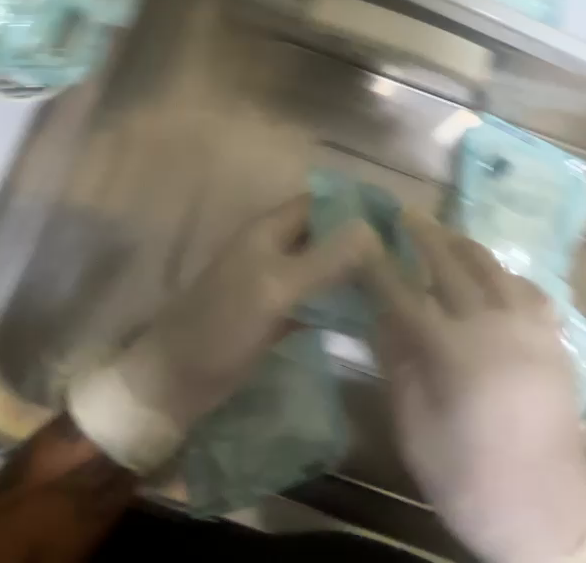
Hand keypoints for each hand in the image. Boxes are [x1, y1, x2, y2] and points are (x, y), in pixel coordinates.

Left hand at [67, 194, 379, 471]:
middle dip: (363, 241)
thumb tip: (374, 230)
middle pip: (325, 233)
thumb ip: (324, 260)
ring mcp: (274, 283)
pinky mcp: (276, 315)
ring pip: (323, 267)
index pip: (322, 202)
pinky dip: (340, 302)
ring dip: (355, 272)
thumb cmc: (222, 327)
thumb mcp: (276, 289)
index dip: (358, 205)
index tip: (403, 220)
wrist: (175, 383)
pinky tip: (372, 314)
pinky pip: (316, 299)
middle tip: (411, 258)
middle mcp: (273, 249)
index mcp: (268, 231)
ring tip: (401, 284)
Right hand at [367, 216, 585, 562]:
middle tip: (404, 215)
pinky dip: (508, 275)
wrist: (547, 521)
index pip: (404, 294)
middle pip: (452, 266)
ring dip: (465, 246)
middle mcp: (494, 326)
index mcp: (453, 351)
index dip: (379, 266)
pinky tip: (496, 277)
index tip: (361, 240)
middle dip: (424, 237)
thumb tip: (380, 317)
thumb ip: (399, 366)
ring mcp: (531, 330)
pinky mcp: (555, 342)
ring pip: (495, 269)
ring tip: (445, 234)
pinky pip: (531, 291)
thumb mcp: (416, 430)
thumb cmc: (468, 481)